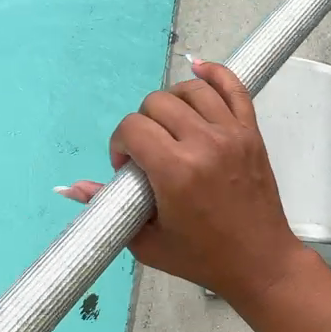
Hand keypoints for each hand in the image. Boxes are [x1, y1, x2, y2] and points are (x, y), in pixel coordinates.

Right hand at [58, 59, 315, 301]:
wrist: (260, 262)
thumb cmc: (202, 257)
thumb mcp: (147, 242)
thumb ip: (108, 207)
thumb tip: (70, 188)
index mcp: (176, 172)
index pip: (133, 128)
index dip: (120, 144)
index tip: (126, 166)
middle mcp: (204, 144)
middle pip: (157, 103)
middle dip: (142, 124)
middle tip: (148, 152)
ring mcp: (231, 134)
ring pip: (190, 90)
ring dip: (171, 103)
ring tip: (169, 127)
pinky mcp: (251, 132)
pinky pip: (233, 87)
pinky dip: (214, 73)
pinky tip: (197, 70)